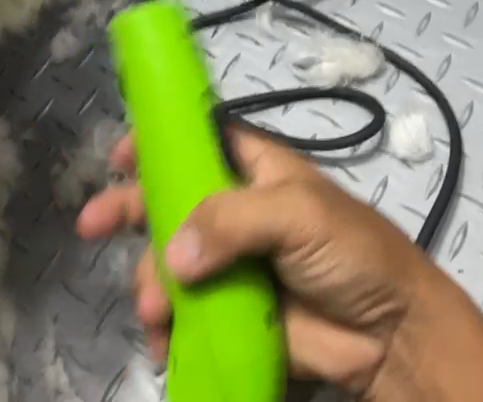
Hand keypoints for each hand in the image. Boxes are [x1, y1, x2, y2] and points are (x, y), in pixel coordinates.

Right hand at [76, 128, 454, 395]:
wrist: (391, 336)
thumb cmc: (352, 252)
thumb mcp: (298, 215)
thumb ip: (231, 220)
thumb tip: (172, 253)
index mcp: (255, 170)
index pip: (198, 140)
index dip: (158, 141)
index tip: (119, 156)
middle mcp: (235, 210)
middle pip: (169, 199)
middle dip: (129, 210)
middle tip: (91, 225)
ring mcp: (230, 262)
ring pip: (169, 259)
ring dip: (150, 281)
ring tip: (155, 311)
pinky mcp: (230, 311)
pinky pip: (184, 311)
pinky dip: (166, 325)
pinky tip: (164, 342)